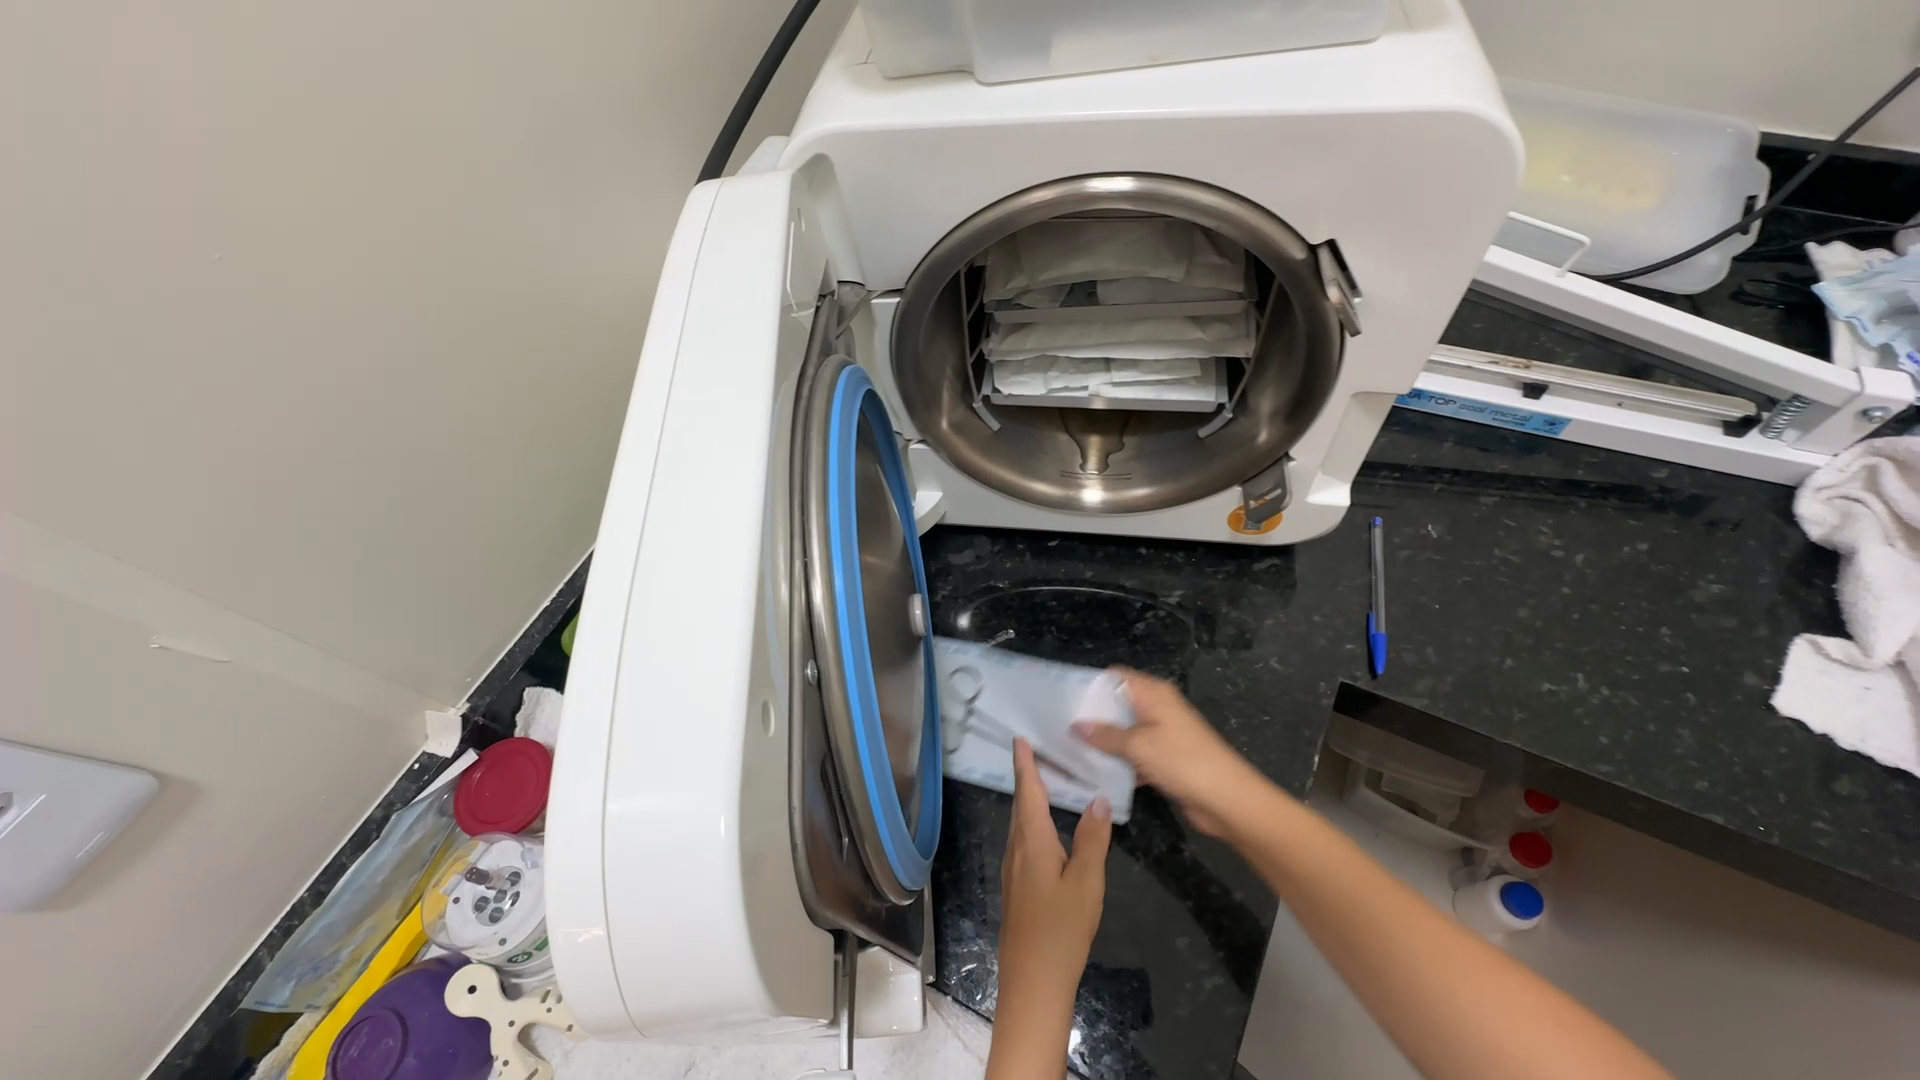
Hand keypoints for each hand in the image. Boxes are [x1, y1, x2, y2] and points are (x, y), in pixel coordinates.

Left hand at [996, 738, 1111, 1008]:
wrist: (1033, 981)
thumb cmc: (1061, 930)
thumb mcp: (1087, 883)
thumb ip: (1093, 840)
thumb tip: (1098, 799)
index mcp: (1032, 843)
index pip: (1028, 793)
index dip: (1025, 766)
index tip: (1019, 740)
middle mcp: (1017, 851)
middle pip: (1021, 807)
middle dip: (1028, 779)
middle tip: (1040, 753)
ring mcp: (1014, 871)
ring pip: (1021, 826)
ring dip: (1030, 802)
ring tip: (1047, 784)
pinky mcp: (1017, 889)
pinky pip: (1024, 843)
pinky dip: (1033, 824)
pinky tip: (1048, 831)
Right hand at [1073, 669, 1261, 836]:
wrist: (1227, 799)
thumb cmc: (1183, 761)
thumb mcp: (1139, 745)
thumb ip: (1106, 735)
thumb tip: (1077, 726)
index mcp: (1154, 694)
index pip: (1116, 676)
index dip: (1091, 683)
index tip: (1063, 697)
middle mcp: (1157, 708)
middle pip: (1118, 704)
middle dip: (1092, 715)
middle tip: (1060, 726)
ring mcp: (1162, 734)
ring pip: (1125, 732)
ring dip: (1104, 742)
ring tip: (1069, 750)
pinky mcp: (1165, 760)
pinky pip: (1134, 755)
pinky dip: (1119, 762)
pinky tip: (1095, 773)